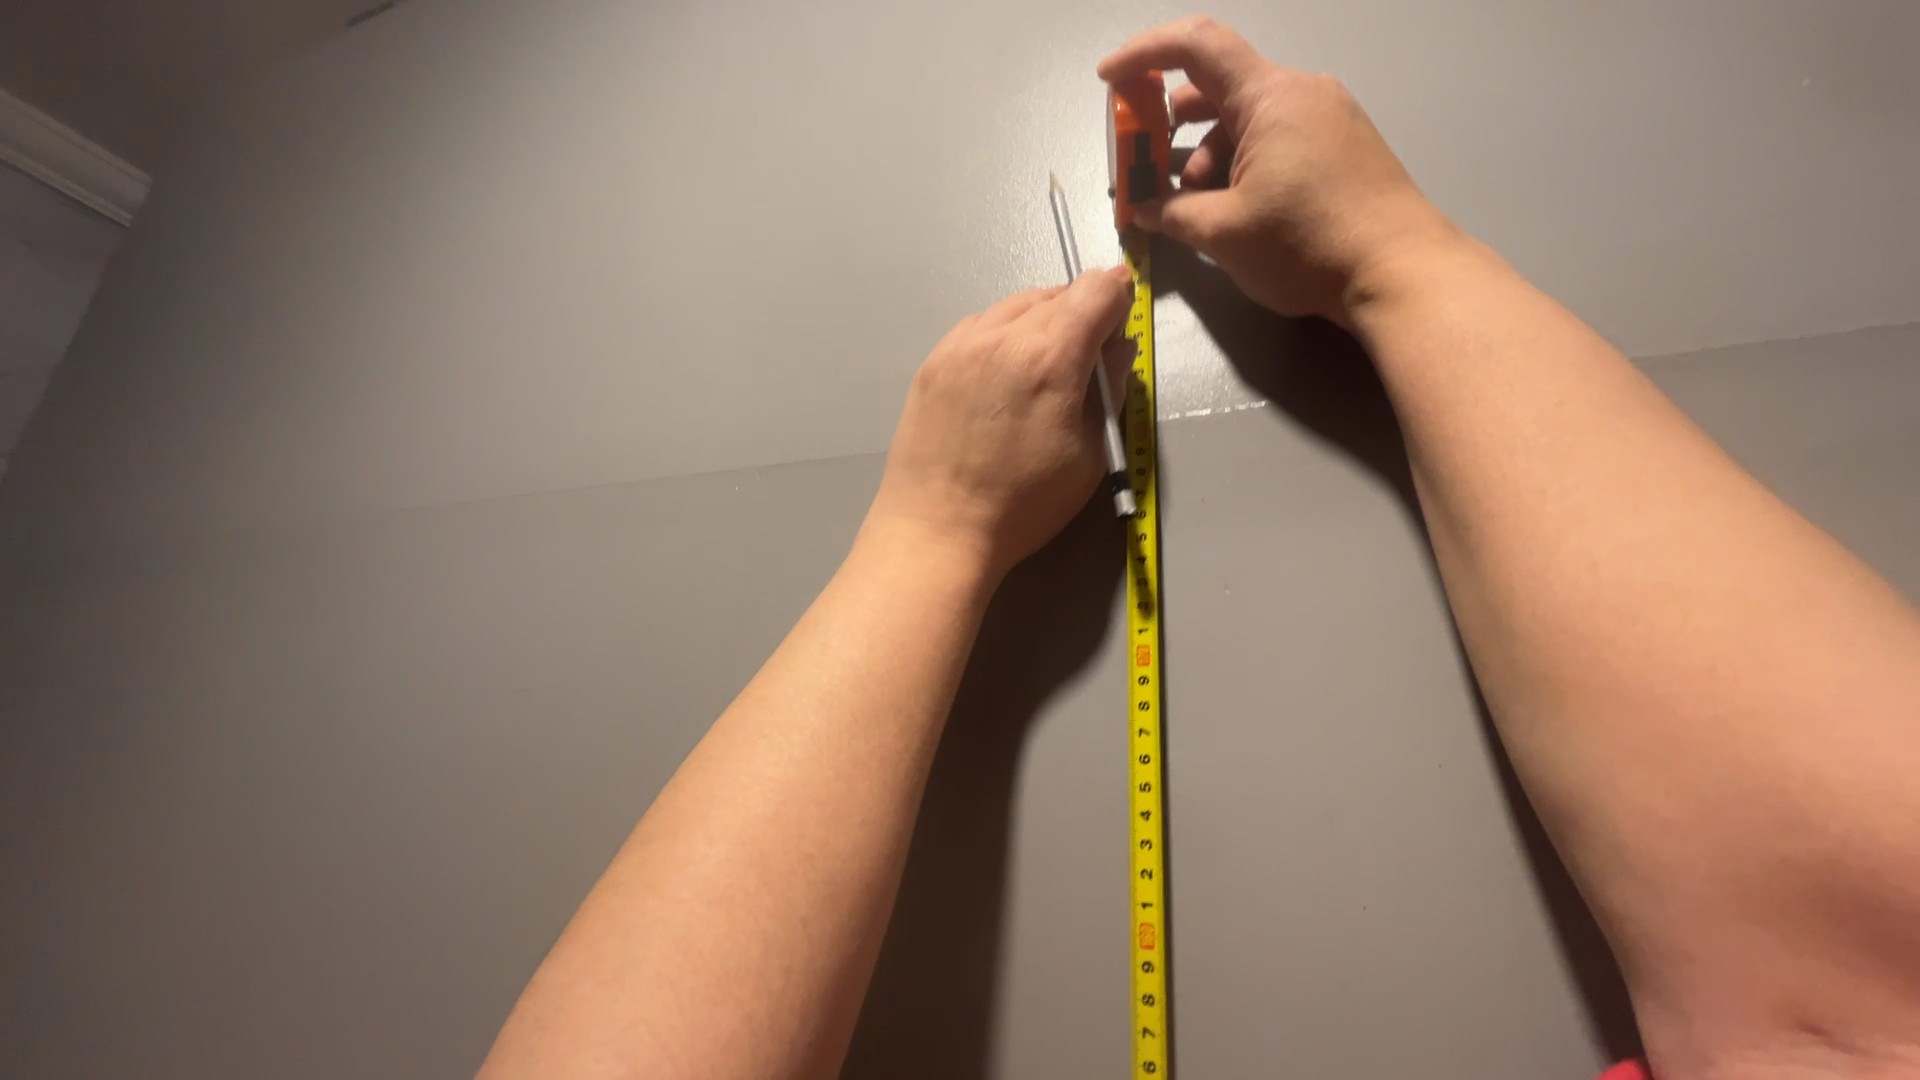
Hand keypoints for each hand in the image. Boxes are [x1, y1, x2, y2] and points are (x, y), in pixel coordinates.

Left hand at [866, 267, 1135, 578]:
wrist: (937, 530)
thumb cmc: (1022, 505)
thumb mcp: (1089, 457)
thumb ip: (1109, 390)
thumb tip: (1115, 348)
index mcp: (1050, 357)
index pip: (1098, 290)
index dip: (1118, 300)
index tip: (1118, 327)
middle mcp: (1003, 336)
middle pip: (1057, 293)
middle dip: (1081, 314)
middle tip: (1083, 362)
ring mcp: (961, 345)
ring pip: (1015, 305)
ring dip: (1041, 322)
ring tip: (1040, 370)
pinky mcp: (933, 362)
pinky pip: (980, 326)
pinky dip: (1002, 335)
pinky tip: (1001, 376)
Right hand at [1099, 17, 1458, 324]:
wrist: (1398, 272)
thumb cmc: (1305, 244)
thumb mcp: (1223, 233)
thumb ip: (1171, 214)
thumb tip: (1141, 209)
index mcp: (1270, 96)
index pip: (1196, 46)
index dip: (1144, 53)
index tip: (1107, 79)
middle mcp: (1300, 93)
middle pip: (1217, 91)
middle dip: (1171, 130)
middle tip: (1144, 171)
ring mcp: (1325, 120)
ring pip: (1245, 124)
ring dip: (1205, 160)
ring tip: (1191, 211)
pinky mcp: (1338, 149)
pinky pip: (1273, 143)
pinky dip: (1238, 168)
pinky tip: (1230, 212)